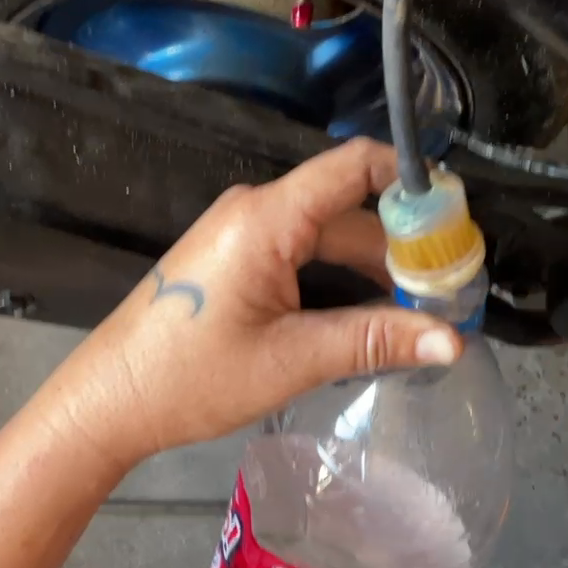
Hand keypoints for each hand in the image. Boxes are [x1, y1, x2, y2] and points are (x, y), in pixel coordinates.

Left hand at [39, 139, 462, 465]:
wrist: (109, 400)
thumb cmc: (191, 377)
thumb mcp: (291, 360)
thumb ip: (373, 340)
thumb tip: (452, 341)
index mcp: (266, 218)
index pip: (355, 167)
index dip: (412, 181)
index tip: (459, 220)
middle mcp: (254, 210)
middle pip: (347, 208)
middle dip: (401, 244)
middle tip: (451, 290)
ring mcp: (240, 232)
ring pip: (325, 234)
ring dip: (371, 266)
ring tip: (420, 309)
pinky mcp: (232, 257)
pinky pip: (299, 251)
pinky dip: (337, 275)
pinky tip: (368, 311)